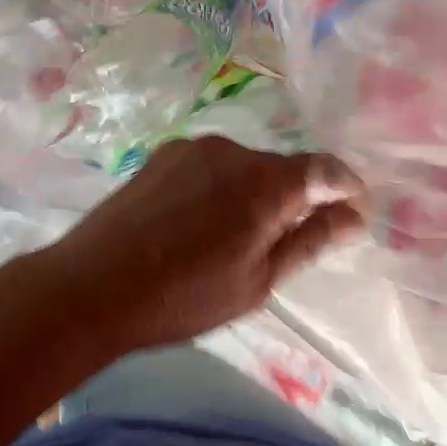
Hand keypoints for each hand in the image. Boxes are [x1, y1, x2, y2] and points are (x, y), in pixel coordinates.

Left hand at [29, 137, 366, 350]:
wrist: (93, 285)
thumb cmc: (185, 296)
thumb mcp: (259, 280)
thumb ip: (309, 241)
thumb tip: (353, 217)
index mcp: (265, 181)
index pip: (325, 170)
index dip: (346, 190)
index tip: (352, 216)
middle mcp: (231, 150)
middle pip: (281, 168)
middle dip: (294, 199)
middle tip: (285, 245)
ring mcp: (190, 149)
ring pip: (242, 167)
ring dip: (253, 194)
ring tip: (232, 241)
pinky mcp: (160, 157)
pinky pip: (208, 167)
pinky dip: (218, 190)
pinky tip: (198, 226)